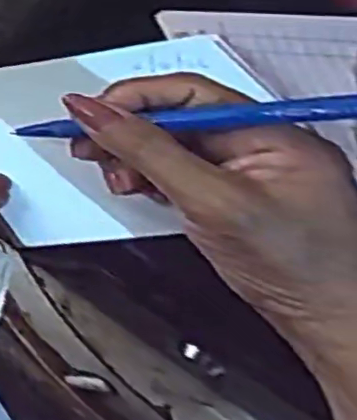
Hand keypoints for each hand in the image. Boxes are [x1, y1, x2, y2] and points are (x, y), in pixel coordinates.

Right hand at [66, 74, 356, 347]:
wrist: (333, 326)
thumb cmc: (302, 270)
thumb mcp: (209, 199)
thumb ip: (143, 148)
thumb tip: (88, 109)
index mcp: (275, 137)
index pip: (185, 93)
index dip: (130, 100)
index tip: (87, 116)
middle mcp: (260, 145)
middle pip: (166, 115)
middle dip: (121, 133)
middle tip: (90, 148)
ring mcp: (242, 168)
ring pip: (159, 139)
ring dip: (125, 155)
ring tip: (119, 178)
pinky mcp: (223, 188)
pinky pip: (164, 162)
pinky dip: (139, 172)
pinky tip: (135, 186)